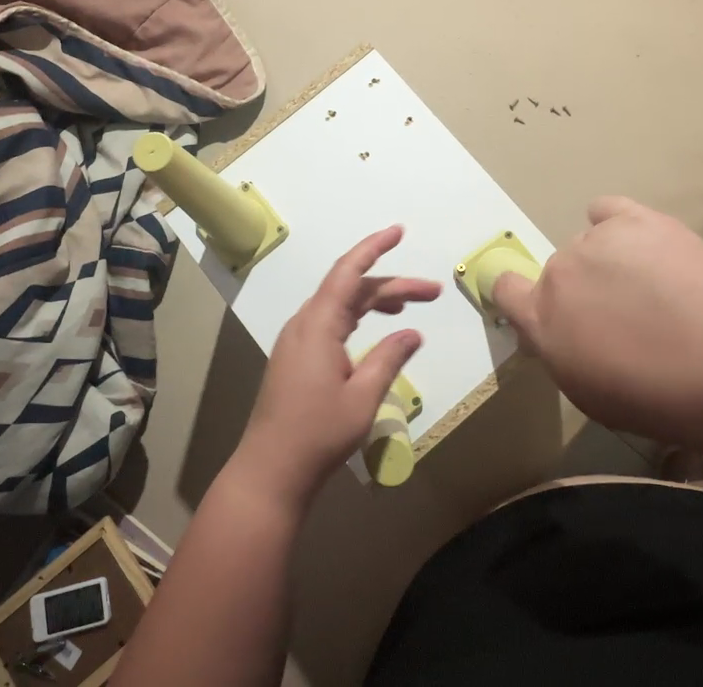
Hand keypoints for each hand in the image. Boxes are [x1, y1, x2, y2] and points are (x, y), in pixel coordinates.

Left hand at [232, 225, 437, 504]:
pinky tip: (374, 331)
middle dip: (391, 285)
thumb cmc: (318, 434)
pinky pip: (329, 323)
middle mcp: (303, 325)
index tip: (399, 232)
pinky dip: (356, 319)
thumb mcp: (363, 397)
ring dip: (373, 302)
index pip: (348, 272)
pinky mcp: (295, 359)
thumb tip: (412, 333)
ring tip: (407, 309)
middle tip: (431, 293)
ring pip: (339, 306)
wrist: (271, 470)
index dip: (374, 248)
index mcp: (317, 326)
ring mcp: (296, 342)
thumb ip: (389, 358)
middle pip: (349, 289)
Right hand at [491, 196, 702, 451]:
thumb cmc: (661, 397)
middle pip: (559, 271)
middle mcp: (558, 274)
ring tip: (654, 285)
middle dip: (583, 289)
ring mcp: (594, 242)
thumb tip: (565, 332)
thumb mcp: (592, 395)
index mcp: (541, 321)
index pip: (505, 290)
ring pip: (589, 245)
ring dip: (608, 262)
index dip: (523, 297)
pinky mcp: (633, 219)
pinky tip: (641, 241)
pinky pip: (607, 211)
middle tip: (626, 313)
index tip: (552, 312)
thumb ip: (564, 354)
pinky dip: (617, 223)